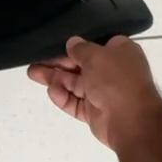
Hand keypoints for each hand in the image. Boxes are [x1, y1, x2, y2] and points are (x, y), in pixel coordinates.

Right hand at [27, 36, 161, 151]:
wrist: (129, 119)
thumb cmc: (116, 79)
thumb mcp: (96, 55)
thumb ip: (80, 48)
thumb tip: (72, 43)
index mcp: (119, 53)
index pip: (93, 46)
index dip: (74, 46)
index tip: (54, 45)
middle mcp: (111, 71)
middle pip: (79, 65)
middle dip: (57, 64)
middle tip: (35, 61)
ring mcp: (101, 93)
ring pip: (73, 84)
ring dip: (54, 79)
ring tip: (32, 74)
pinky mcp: (92, 111)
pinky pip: (74, 102)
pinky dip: (63, 96)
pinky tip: (51, 91)